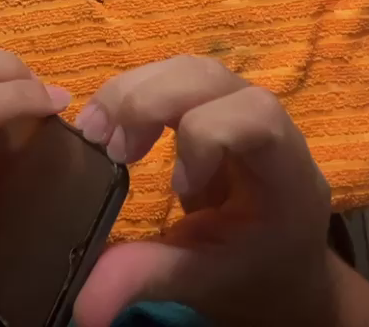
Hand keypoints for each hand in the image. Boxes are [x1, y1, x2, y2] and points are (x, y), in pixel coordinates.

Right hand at [69, 56, 339, 326]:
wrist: (277, 264)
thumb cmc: (252, 274)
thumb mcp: (204, 282)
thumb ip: (146, 278)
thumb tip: (81, 305)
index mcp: (287, 168)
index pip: (257, 118)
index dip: (207, 137)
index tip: (178, 190)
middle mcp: (267, 120)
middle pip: (208, 75)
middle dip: (149, 101)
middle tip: (109, 147)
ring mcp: (236, 102)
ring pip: (183, 66)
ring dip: (132, 91)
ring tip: (100, 133)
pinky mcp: (209, 98)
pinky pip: (169, 74)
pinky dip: (132, 91)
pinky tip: (111, 125)